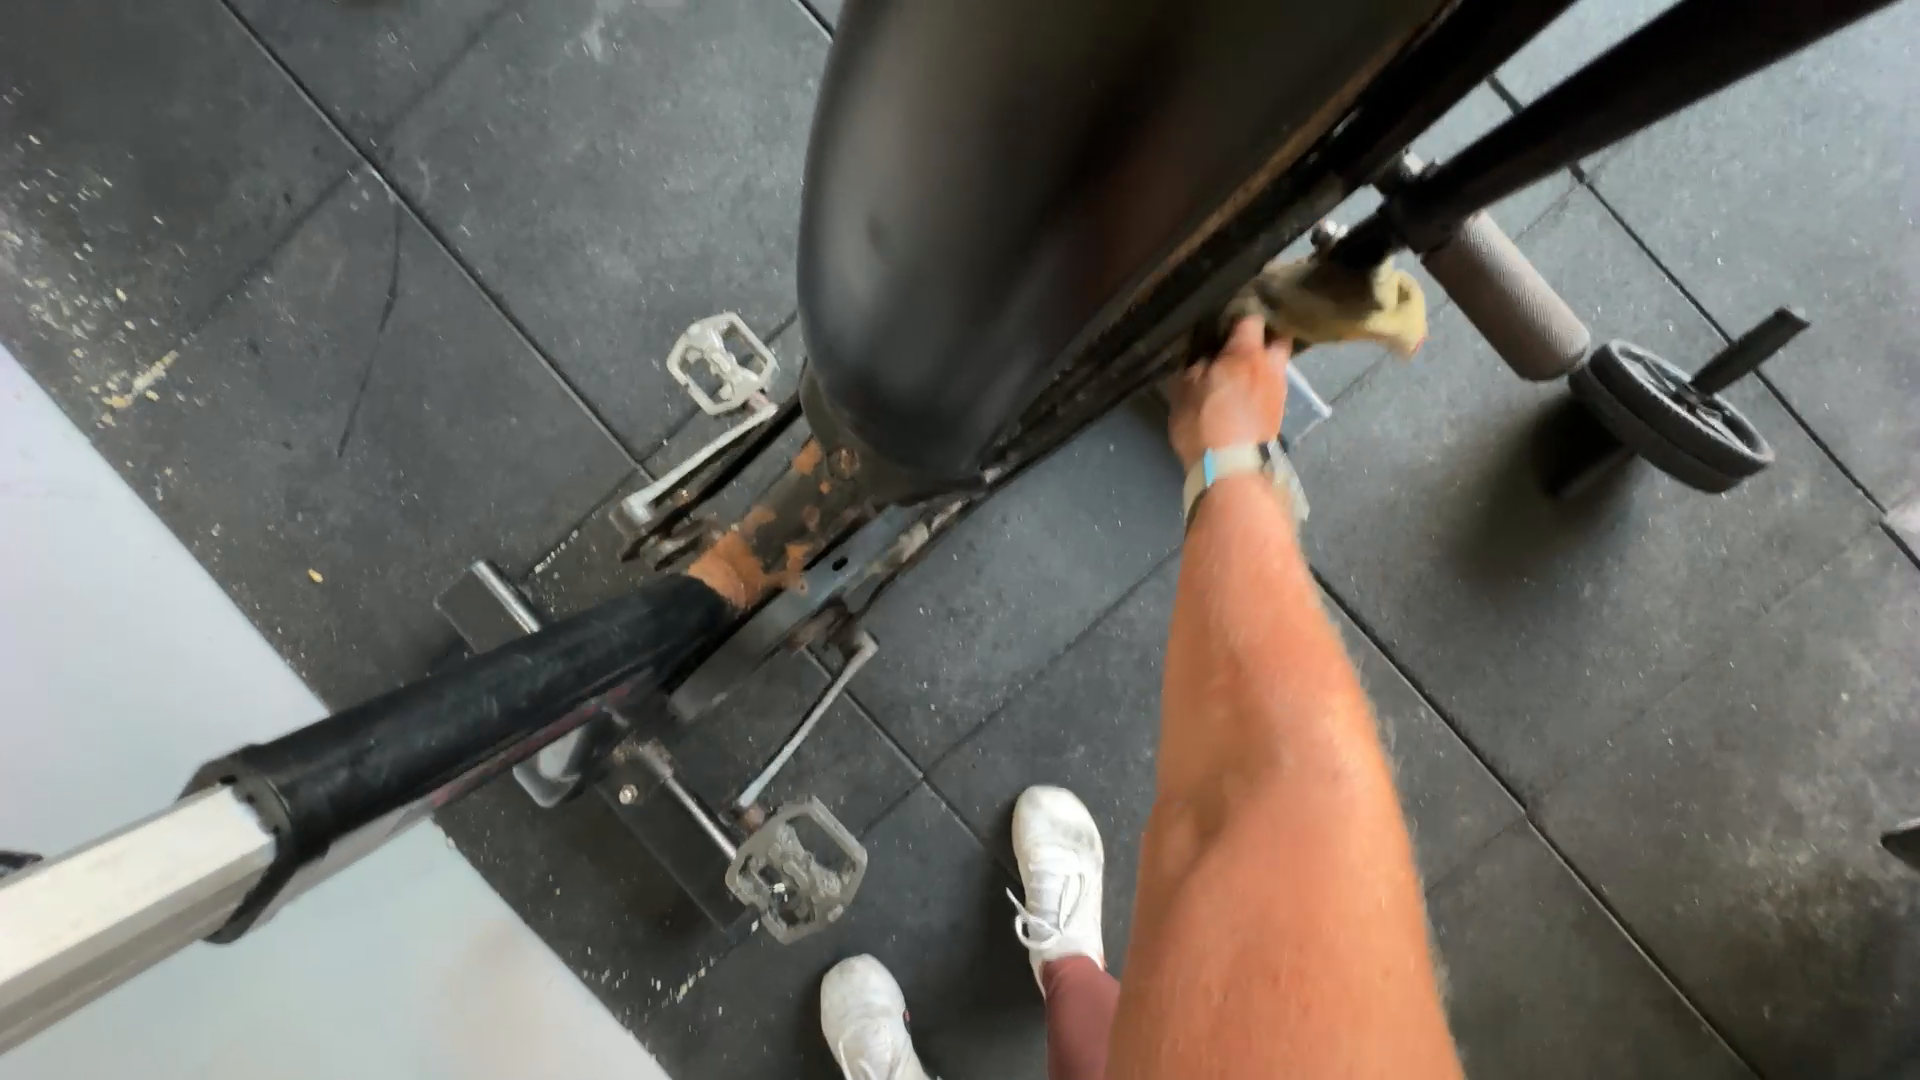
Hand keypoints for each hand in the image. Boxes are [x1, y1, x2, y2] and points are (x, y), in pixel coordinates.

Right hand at [1166, 315, 1291, 469]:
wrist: (1232, 468)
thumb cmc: (1204, 424)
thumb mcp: (1183, 393)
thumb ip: (1194, 368)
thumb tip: (1202, 358)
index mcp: (1246, 353)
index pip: (1250, 319)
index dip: (1236, 319)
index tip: (1222, 326)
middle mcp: (1270, 365)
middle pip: (1277, 338)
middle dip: (1262, 338)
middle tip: (1240, 347)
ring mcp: (1279, 389)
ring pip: (1276, 364)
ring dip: (1262, 365)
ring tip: (1241, 373)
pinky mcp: (1279, 412)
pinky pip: (1272, 387)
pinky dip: (1262, 386)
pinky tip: (1245, 395)